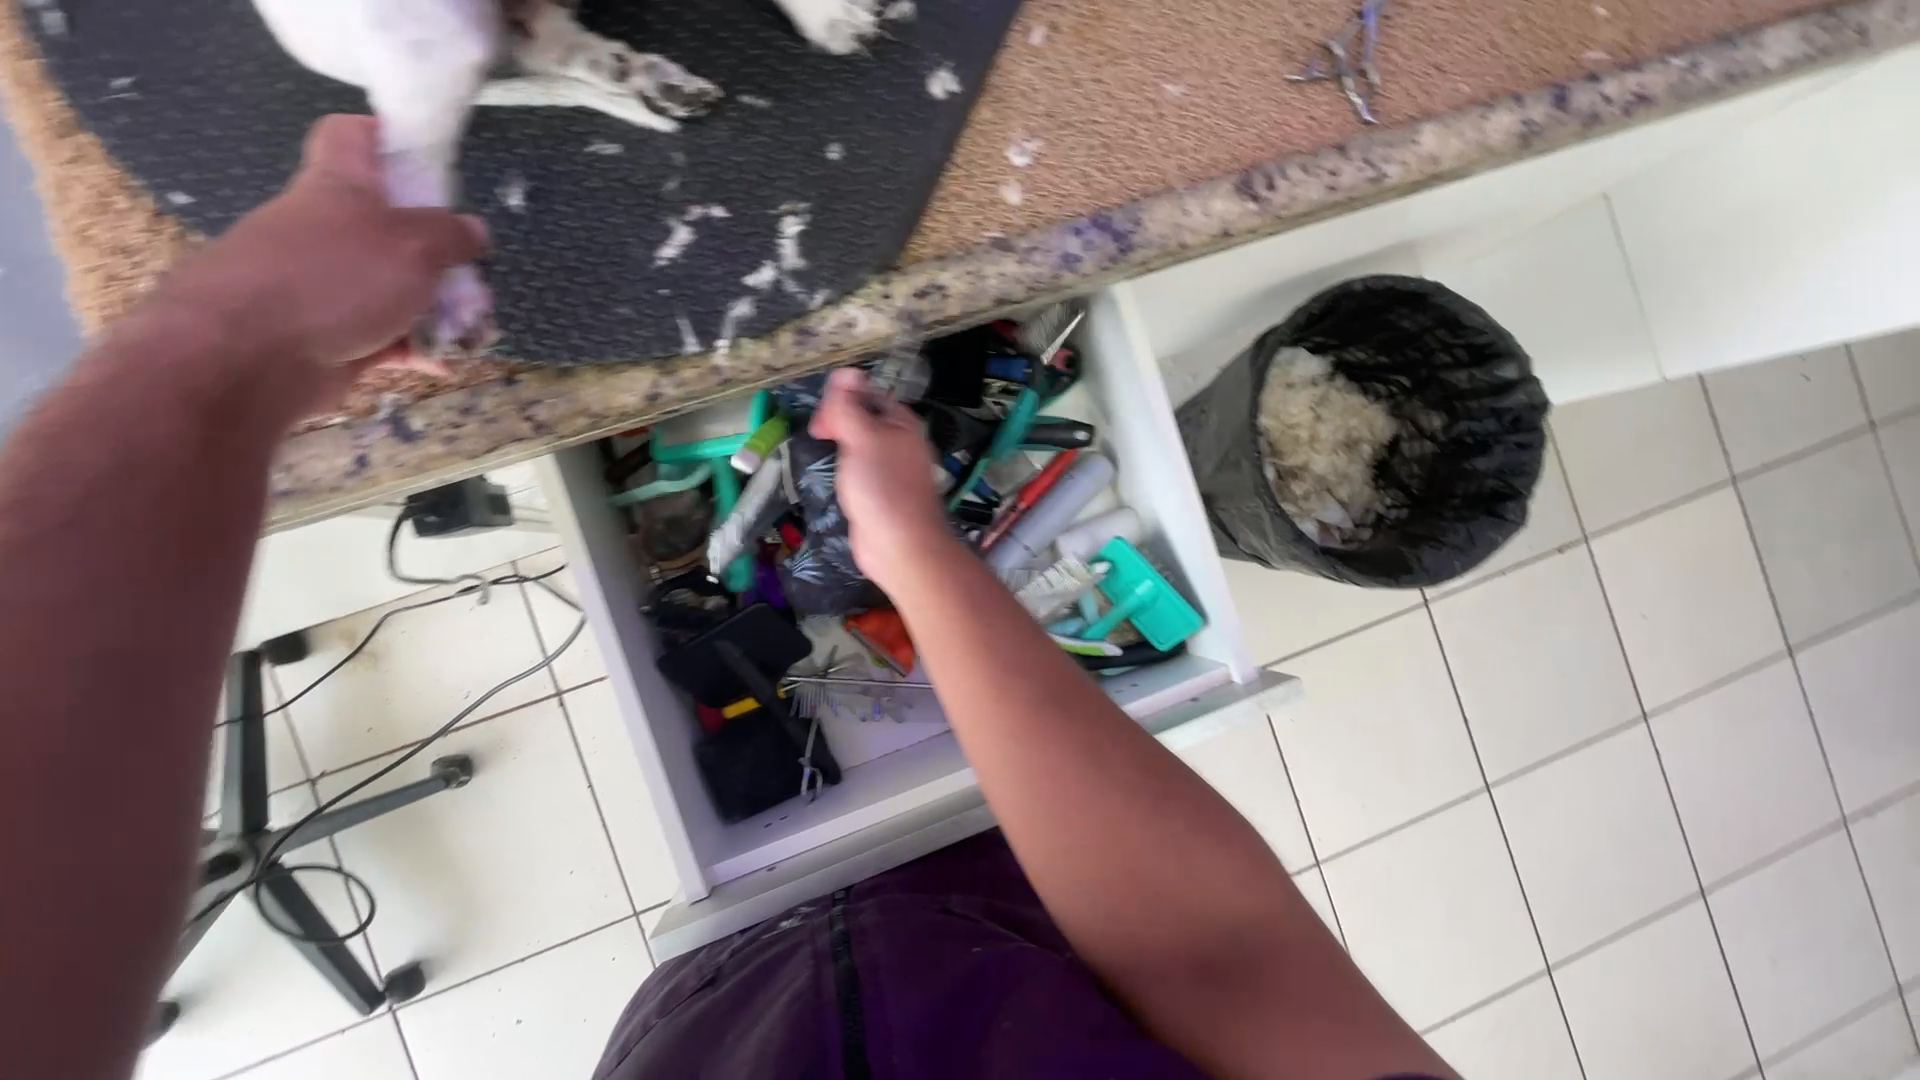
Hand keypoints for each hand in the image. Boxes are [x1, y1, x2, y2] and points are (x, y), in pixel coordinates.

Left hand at [145, 114, 487, 414]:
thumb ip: (451, 235)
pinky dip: (419, 347)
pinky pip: (389, 336)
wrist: (250, 355)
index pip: (353, 137)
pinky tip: (444, 361)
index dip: (389, 138)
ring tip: (476, 331)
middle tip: (477, 284)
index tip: (431, 164)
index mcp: (341, 188)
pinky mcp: (335, 334)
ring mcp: (331, 284)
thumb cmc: (335, 278)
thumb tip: (474, 229)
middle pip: (396, 228)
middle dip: (445, 256)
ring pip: (399, 288)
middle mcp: (332, 230)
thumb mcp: (413, 246)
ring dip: (442, 309)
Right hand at [807, 367, 954, 592]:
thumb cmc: (883, 488)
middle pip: (861, 418)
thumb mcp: (863, 439)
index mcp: (901, 423)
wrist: (900, 546)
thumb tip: (846, 372)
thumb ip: (850, 407)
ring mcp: (891, 468)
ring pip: (858, 445)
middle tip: (819, 437)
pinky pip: (859, 470)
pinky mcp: (880, 492)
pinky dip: (845, 469)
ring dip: (839, 446)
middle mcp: (899, 441)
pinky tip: (836, 479)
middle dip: (837, 422)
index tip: (821, 420)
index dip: (841, 400)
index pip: (866, 394)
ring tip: (823, 453)